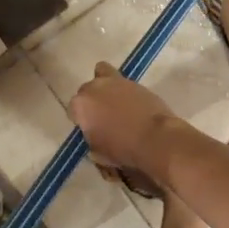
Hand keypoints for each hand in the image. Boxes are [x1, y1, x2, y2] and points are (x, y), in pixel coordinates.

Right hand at [69, 62, 180, 177]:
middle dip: (92, 101)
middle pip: (87, 91)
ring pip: (102, 74)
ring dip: (106, 88)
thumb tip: (95, 136)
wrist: (155, 138)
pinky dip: (124, 91)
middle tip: (103, 116)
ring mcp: (116, 81)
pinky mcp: (135, 82)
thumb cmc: (122, 149)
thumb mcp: (98, 153)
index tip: (90, 129)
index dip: (81, 120)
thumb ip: (92, 139)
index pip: (73, 110)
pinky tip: (132, 104)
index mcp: (80, 105)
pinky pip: (123, 82)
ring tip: (115, 103)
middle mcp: (94, 87)